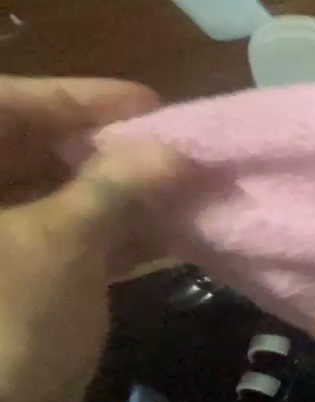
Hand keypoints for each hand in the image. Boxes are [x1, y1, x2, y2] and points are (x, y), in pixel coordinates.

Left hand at [0, 77, 183, 401]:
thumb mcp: (56, 248)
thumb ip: (113, 192)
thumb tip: (174, 153)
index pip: (0, 108)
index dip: (77, 101)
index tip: (155, 105)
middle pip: (25, 152)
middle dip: (109, 152)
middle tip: (183, 152)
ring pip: (51, 198)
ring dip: (123, 197)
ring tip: (192, 193)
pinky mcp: (13, 284)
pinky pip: (65, 241)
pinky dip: (115, 237)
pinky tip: (171, 236)